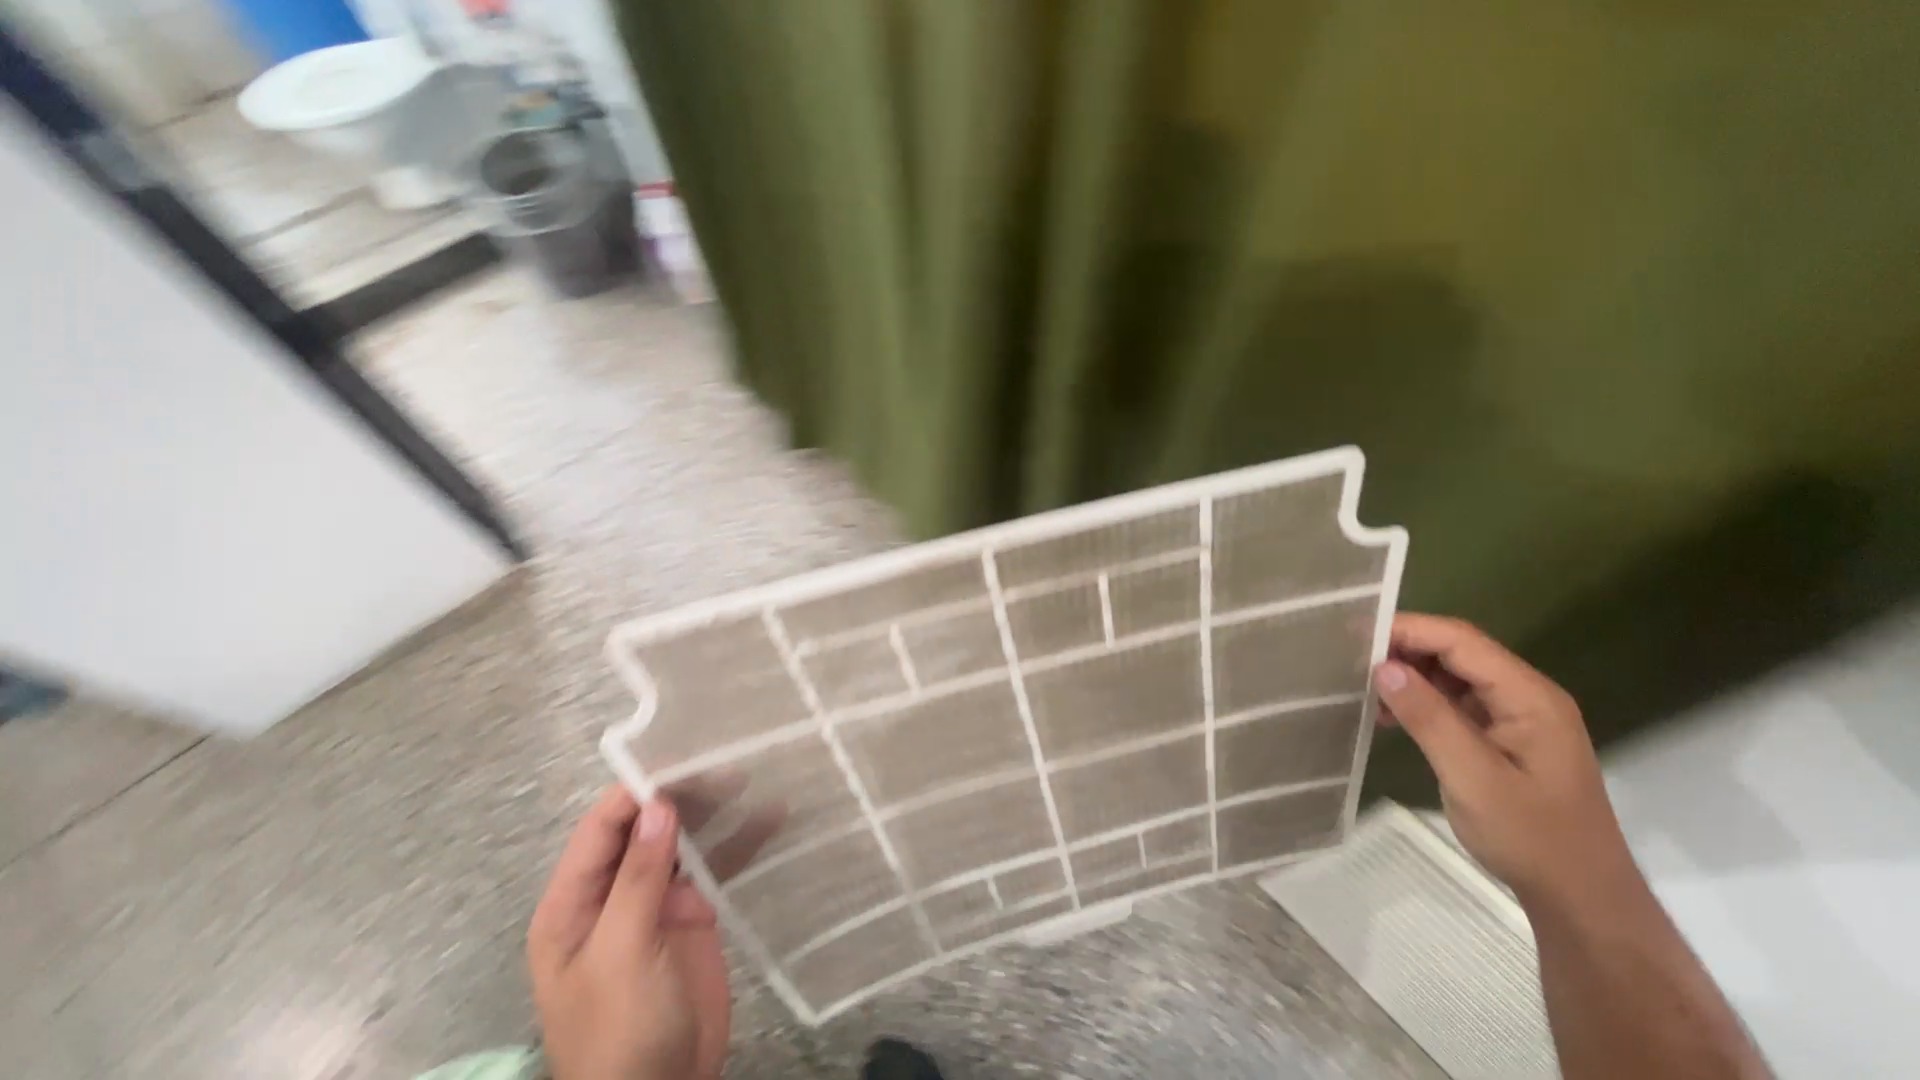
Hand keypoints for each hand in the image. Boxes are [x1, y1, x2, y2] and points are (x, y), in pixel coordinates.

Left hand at [528, 789, 729, 1079]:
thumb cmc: (620, 1027)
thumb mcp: (621, 951)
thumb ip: (638, 878)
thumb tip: (658, 806)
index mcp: (572, 903)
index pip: (601, 831)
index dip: (635, 794)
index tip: (678, 761)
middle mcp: (611, 895)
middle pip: (643, 832)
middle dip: (679, 797)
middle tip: (726, 764)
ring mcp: (655, 906)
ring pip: (682, 846)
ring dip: (711, 815)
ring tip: (750, 776)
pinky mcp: (692, 919)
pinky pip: (713, 872)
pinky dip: (737, 845)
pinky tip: (769, 819)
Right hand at [1373, 614, 1639, 905]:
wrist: (1581, 896)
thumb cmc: (1531, 837)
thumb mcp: (1472, 778)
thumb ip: (1429, 718)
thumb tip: (1385, 668)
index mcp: (1529, 696)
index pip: (1462, 641)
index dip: (1409, 630)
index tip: (1357, 635)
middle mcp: (1527, 696)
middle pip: (1460, 652)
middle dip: (1406, 650)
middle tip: (1352, 661)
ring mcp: (1519, 718)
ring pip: (1457, 676)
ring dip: (1412, 676)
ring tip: (1364, 688)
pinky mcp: (1507, 739)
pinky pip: (1460, 703)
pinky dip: (1424, 702)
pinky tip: (1392, 716)